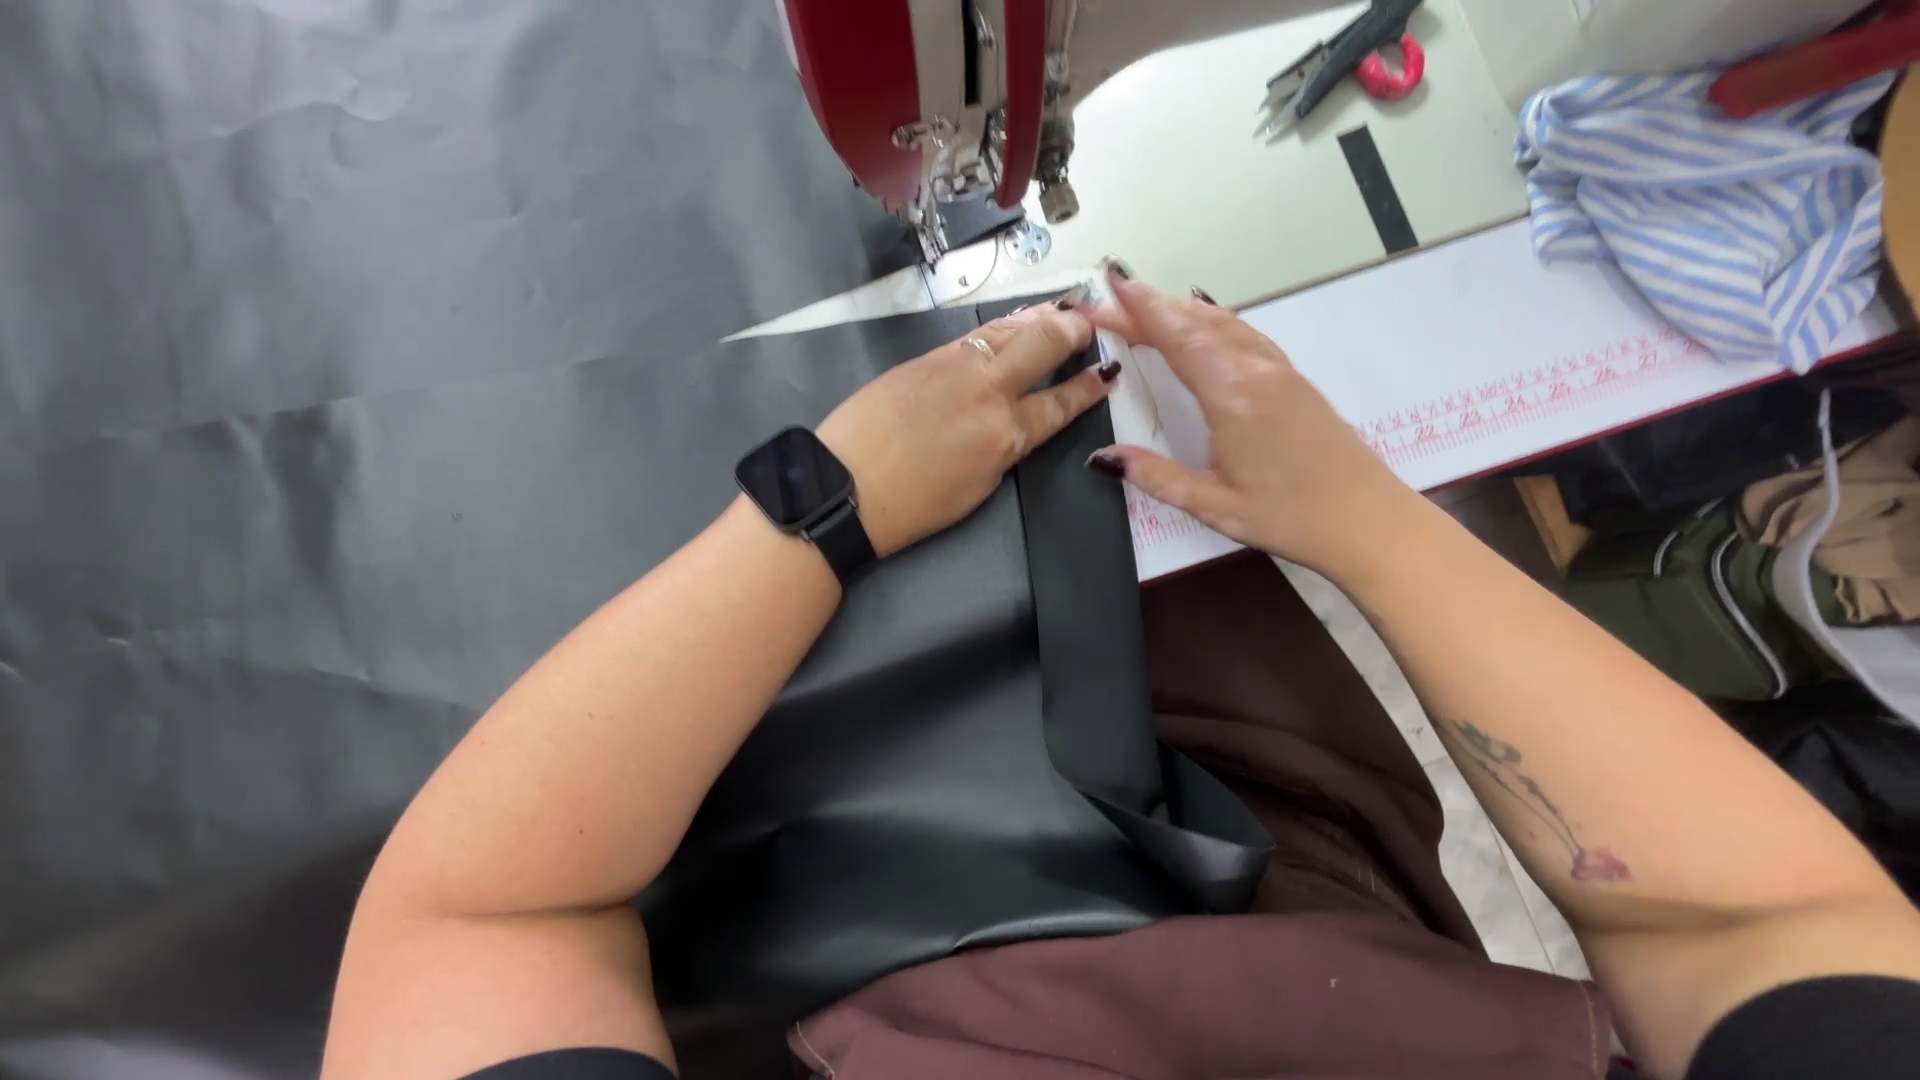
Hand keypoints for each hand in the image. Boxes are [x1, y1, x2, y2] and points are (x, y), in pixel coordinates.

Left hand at [818, 304, 1113, 557]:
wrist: (846, 485)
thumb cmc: (912, 505)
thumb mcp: (976, 487)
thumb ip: (1003, 447)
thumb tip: (1014, 422)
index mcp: (1006, 435)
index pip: (1061, 403)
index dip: (1089, 387)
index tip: (1106, 373)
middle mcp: (988, 391)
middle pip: (1043, 343)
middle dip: (1072, 329)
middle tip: (1087, 323)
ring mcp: (955, 367)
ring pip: (1008, 330)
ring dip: (1039, 318)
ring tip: (1058, 311)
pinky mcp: (925, 358)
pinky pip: (974, 336)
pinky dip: (1001, 329)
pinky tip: (1009, 327)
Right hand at [1085, 269, 1424, 579]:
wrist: (1369, 521)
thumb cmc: (1290, 518)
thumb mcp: (1213, 505)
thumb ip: (1157, 477)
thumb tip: (1105, 456)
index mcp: (1233, 397)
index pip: (1178, 338)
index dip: (1141, 310)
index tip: (1111, 284)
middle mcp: (1257, 372)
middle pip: (1198, 323)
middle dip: (1152, 305)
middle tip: (1112, 297)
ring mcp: (1280, 373)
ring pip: (1225, 324)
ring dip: (1182, 310)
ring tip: (1147, 305)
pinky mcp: (1294, 382)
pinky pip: (1245, 335)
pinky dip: (1214, 321)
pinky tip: (1205, 324)